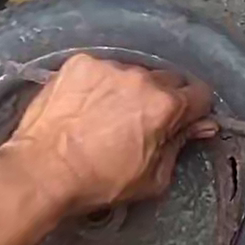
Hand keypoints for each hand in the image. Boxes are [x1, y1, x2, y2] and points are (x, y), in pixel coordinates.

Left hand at [0, 54, 214, 217]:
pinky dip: (99, 83)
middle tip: (143, 121)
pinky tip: (86, 106)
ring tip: (107, 115)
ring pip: (133, 73)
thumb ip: (181, 145)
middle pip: (168, 80)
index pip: (200, 94)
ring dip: (129, 89)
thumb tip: (202, 126)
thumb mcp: (152, 177)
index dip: (193, 110)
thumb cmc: (97, 181)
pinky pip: (101, 69)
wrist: (41, 171)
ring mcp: (109, 67)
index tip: (183, 120)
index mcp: (165, 105)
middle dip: (162, 98)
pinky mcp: (80, 64)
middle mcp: (142, 78)